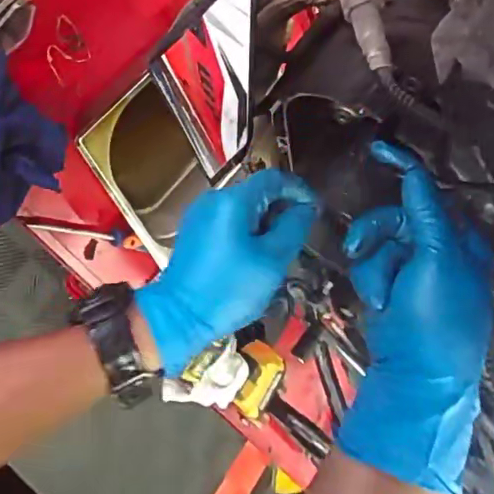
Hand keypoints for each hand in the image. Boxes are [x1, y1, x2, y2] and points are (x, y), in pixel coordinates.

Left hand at [135, 170, 318, 377]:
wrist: (178, 315)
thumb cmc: (229, 289)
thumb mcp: (271, 260)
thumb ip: (292, 228)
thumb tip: (306, 207)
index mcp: (231, 200)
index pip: (273, 178)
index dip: (299, 190)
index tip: (315, 212)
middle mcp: (212, 199)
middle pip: (257, 191)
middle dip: (282, 210)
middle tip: (298, 238)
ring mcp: (200, 214)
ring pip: (243, 208)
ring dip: (265, 223)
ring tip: (278, 252)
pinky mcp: (194, 231)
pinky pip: (228, 221)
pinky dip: (246, 231)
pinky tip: (254, 257)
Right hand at [336, 141, 493, 493]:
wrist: (417, 374)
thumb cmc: (437, 319)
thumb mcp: (436, 261)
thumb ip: (425, 214)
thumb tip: (416, 174)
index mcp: (458, 240)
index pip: (429, 193)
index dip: (405, 169)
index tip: (378, 150)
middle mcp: (435, 250)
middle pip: (392, 217)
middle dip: (375, 235)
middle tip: (359, 251)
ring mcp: (410, 270)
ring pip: (375, 243)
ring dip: (372, 267)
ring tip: (380, 296)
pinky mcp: (388, 287)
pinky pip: (369, 266)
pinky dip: (368, 282)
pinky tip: (378, 303)